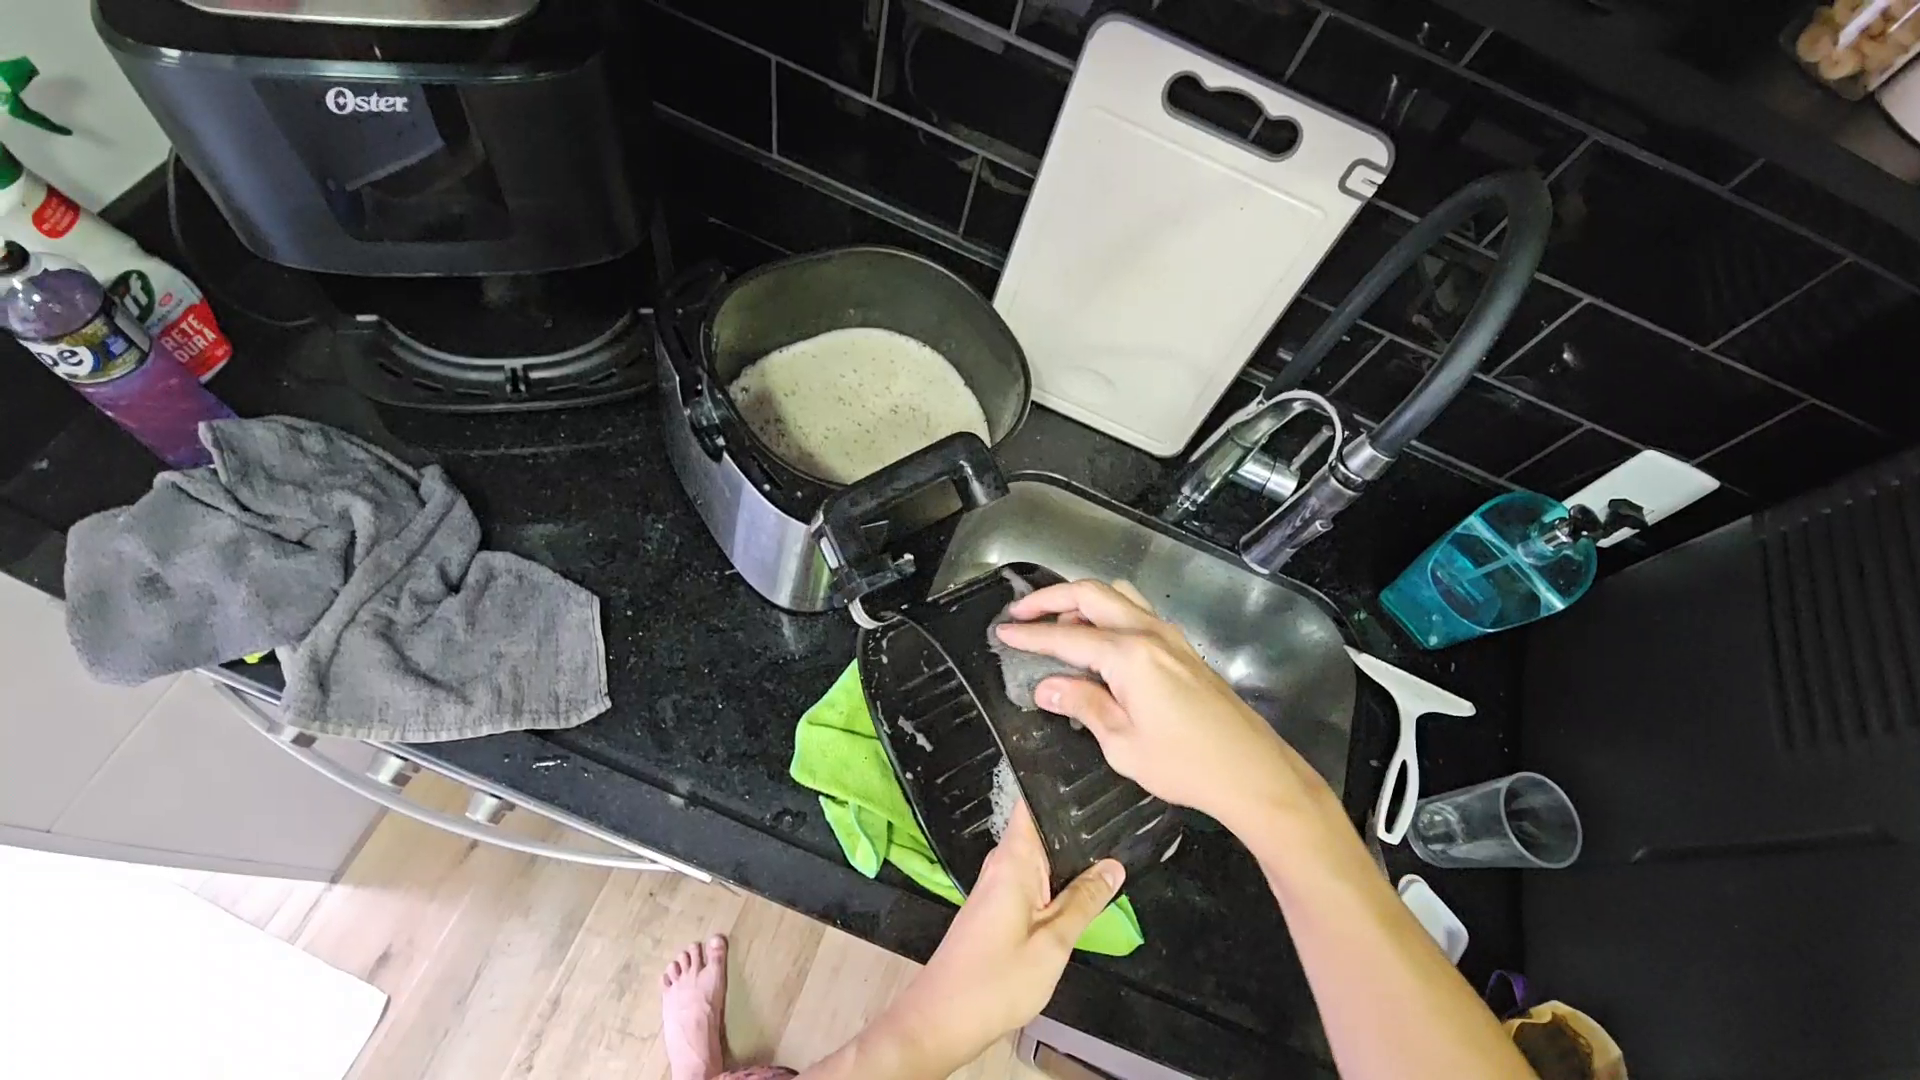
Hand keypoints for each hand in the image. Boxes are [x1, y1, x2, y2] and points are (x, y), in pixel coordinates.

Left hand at [880, 805, 1122, 1070]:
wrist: (944, 1018)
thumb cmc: (997, 980)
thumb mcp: (1053, 943)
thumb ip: (1084, 901)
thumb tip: (1113, 866)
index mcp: (1013, 858)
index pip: (1032, 802)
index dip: (1059, 787)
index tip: (1093, 779)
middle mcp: (1002, 862)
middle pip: (1042, 828)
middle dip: (1076, 826)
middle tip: (1120, 817)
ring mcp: (997, 883)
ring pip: (1039, 856)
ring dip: (1068, 857)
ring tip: (1112, 848)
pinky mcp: (997, 904)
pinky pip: (1032, 878)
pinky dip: (1056, 881)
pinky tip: (1082, 886)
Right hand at [992, 579, 1320, 830]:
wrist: (1251, 771)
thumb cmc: (1185, 764)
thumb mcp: (1121, 742)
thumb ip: (1082, 704)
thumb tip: (1046, 687)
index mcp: (1129, 655)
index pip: (1067, 636)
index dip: (1030, 634)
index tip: (1002, 631)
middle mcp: (1149, 633)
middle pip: (1092, 594)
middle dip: (1051, 598)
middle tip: (1021, 612)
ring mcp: (1169, 636)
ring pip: (1117, 595)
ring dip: (1082, 600)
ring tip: (1057, 624)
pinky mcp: (1181, 648)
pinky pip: (1135, 612)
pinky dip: (1107, 613)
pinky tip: (1096, 641)